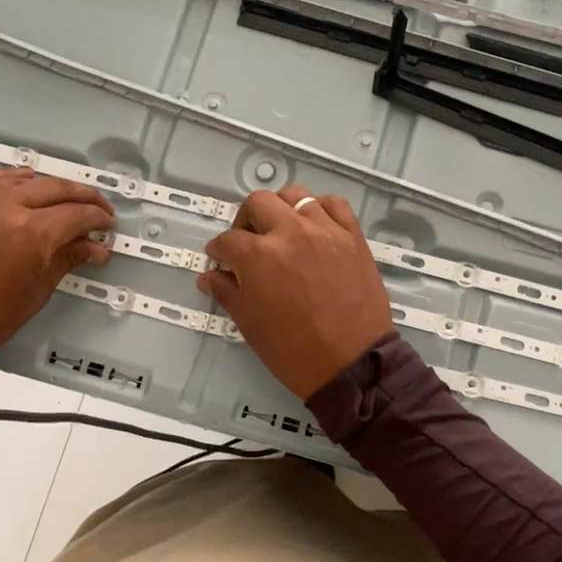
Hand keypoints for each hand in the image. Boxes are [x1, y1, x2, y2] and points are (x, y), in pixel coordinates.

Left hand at [0, 169, 113, 373]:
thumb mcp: (32, 293)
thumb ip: (65, 260)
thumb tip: (94, 247)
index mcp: (29, 234)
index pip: (76, 213)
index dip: (97, 217)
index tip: (104, 223)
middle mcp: (0, 205)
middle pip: (53, 187)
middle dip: (80, 197)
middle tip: (93, 206)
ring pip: (17, 177)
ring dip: (43, 186)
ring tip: (55, 197)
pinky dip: (4, 182)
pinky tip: (13, 190)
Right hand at [197, 184, 393, 399]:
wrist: (351, 365)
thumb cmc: (294, 351)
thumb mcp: (250, 324)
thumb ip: (228, 292)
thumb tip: (209, 277)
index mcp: (258, 256)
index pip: (227, 240)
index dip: (219, 252)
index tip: (221, 261)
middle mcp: (290, 232)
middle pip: (258, 203)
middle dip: (245, 221)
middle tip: (248, 242)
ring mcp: (325, 230)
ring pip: (295, 196)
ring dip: (281, 209)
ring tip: (281, 230)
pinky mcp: (352, 236)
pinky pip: (334, 204)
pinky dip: (320, 208)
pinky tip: (314, 225)